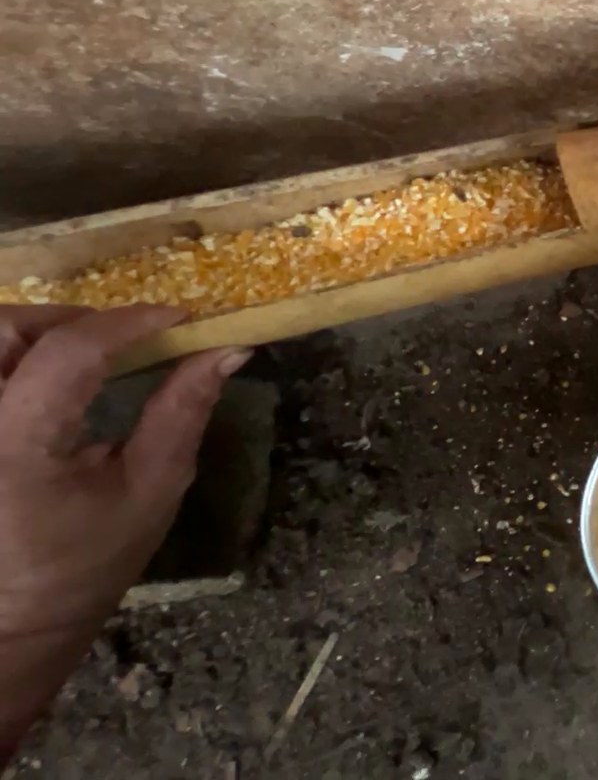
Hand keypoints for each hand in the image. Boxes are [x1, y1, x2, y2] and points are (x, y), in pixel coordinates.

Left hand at [0, 305, 247, 754]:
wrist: (1, 625)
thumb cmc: (87, 558)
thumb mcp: (155, 482)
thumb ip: (184, 408)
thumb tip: (229, 348)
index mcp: (14, 447)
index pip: (68, 352)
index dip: (131, 321)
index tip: (182, 318)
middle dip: (64, 319)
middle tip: (119, 335)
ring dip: (27, 335)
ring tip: (77, 354)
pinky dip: (8, 362)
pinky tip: (37, 379)